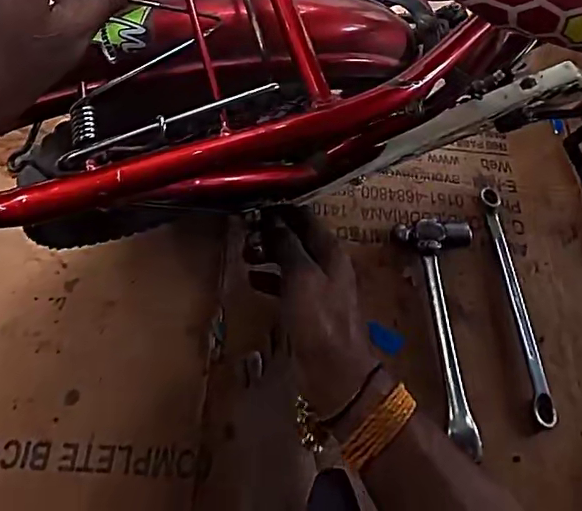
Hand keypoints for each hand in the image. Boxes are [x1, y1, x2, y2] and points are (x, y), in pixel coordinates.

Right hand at [252, 207, 379, 416]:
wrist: (337, 375)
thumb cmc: (319, 321)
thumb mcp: (300, 276)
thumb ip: (286, 244)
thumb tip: (271, 218)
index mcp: (330, 250)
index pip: (303, 216)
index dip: (279, 210)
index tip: (253, 208)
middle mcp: (326, 263)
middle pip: (295, 236)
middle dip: (269, 232)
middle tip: (244, 234)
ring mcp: (319, 286)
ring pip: (289, 258)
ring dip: (267, 253)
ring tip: (245, 255)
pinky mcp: (310, 308)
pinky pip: (286, 282)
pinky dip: (269, 277)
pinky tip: (252, 280)